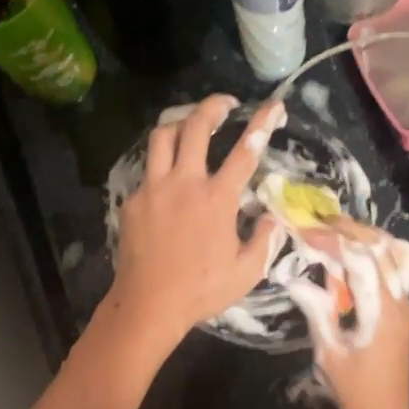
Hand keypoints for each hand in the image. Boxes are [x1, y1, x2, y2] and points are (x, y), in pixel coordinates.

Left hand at [105, 95, 282, 346]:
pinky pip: (148, 169)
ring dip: (180, 123)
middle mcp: (185, 183)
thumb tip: (271, 218)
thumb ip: (264, 241)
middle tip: (225, 103)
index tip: (274, 105)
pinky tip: (169, 176)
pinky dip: (161, 162)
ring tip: (190, 125)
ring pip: (163, 137)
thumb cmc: (202, 290)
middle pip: (196, 127)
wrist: (148, 304)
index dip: (263, 123)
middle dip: (213, 106)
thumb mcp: (247, 272)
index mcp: (218, 198)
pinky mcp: (134, 200)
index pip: (246, 150)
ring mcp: (154, 188)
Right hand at [285, 219, 408, 408]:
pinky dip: (377, 254)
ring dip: (367, 238)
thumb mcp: (329, 353)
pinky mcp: (403, 311)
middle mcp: (399, 301)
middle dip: (352, 230)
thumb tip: (293, 278)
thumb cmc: (356, 391)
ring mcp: (405, 304)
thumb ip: (316, 311)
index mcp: (381, 311)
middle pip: (382, 249)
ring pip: (395, 255)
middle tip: (321, 222)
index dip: (333, 240)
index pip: (360, 260)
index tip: (307, 232)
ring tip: (338, 232)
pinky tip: (354, 256)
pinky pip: (397, 270)